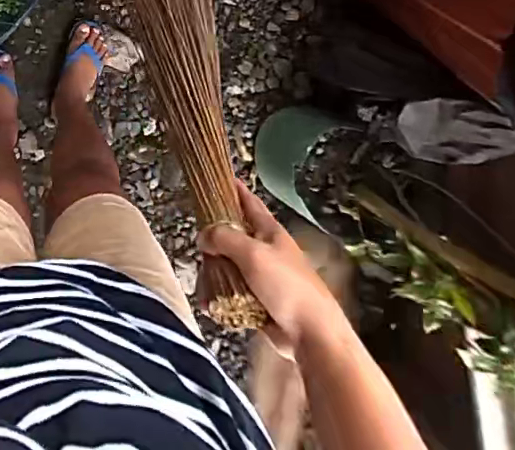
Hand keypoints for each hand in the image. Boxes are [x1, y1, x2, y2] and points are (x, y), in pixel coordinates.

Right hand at [199, 178, 344, 358]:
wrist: (313, 336)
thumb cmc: (287, 287)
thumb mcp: (252, 254)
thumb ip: (224, 238)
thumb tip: (203, 236)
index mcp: (269, 232)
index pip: (248, 201)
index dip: (233, 188)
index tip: (215, 177)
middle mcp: (265, 250)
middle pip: (232, 235)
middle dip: (213, 241)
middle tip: (200, 248)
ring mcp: (262, 276)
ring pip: (228, 265)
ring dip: (214, 274)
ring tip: (204, 285)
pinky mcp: (258, 300)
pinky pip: (231, 291)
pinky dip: (219, 296)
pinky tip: (210, 304)